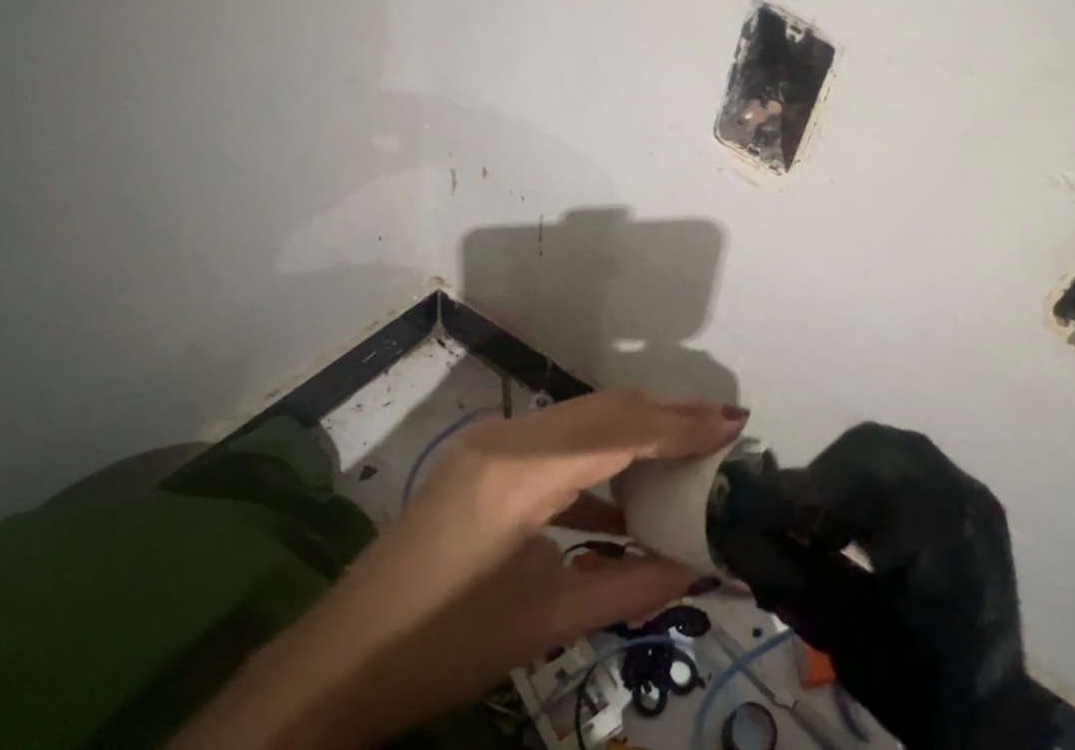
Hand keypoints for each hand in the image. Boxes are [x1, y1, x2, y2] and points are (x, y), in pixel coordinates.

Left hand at [171, 388, 746, 749]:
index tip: (737, 425)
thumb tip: (704, 569)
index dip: (682, 426)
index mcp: (521, 473)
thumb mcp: (549, 621)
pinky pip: (554, 441)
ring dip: (636, 427)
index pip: (620, 431)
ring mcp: (487, 446)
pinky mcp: (480, 463)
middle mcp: (506, 439)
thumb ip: (634, 587)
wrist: (337, 666)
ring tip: (691, 446)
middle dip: (668, 413)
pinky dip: (599, 454)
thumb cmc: (444, 646)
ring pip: (580, 417)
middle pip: (605, 407)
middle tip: (726, 427)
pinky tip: (628, 493)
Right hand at [715, 423, 1057, 749]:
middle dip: (821, 477)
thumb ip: (785, 575)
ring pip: (890, 447)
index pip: (856, 481)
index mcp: (938, 537)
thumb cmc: (911, 680)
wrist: (988, 707)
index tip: (756, 513)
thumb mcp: (841, 636)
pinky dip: (871, 477)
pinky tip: (857, 519)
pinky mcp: (972, 500)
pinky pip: (911, 462)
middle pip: (873, 448)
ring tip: (824, 523)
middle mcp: (961, 499)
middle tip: (795, 524)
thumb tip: (731, 529)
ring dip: (844, 473)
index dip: (800, 492)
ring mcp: (971, 495)